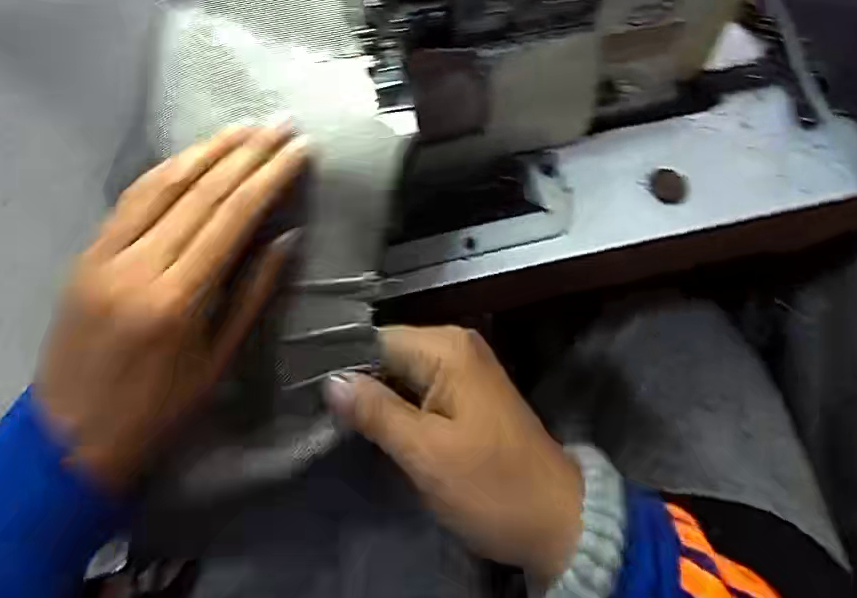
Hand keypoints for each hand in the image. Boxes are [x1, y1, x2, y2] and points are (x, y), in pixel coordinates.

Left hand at [34, 126, 307, 489]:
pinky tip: (195, 153)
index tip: (300, 148)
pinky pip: (131, 200)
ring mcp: (102, 257)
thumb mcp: (220, 359)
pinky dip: (168, 169)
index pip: (233, 216)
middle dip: (248, 151)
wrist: (61, 445)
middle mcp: (136, 267)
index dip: (270, 176)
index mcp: (175, 299)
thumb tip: (288, 235)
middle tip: (282, 123)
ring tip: (246, 126)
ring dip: (208, 150)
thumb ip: (255, 291)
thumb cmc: (157, 410)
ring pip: (162, 184)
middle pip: (202, 191)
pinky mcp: (83, 257)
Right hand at [325, 326, 583, 587]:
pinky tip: (370, 426)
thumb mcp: (427, 454)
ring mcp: (464, 367)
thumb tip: (331, 380)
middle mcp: (457, 344)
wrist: (552, 516)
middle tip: (314, 414)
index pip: (378, 339)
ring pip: (402, 371)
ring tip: (331, 422)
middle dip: (357, 381)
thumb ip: (377, 413)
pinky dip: (396, 404)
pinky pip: (419, 386)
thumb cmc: (490, 484)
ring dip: (374, 396)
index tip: (304, 392)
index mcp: (448, 347)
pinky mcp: (466, 391)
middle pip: (390, 352)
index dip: (342, 365)